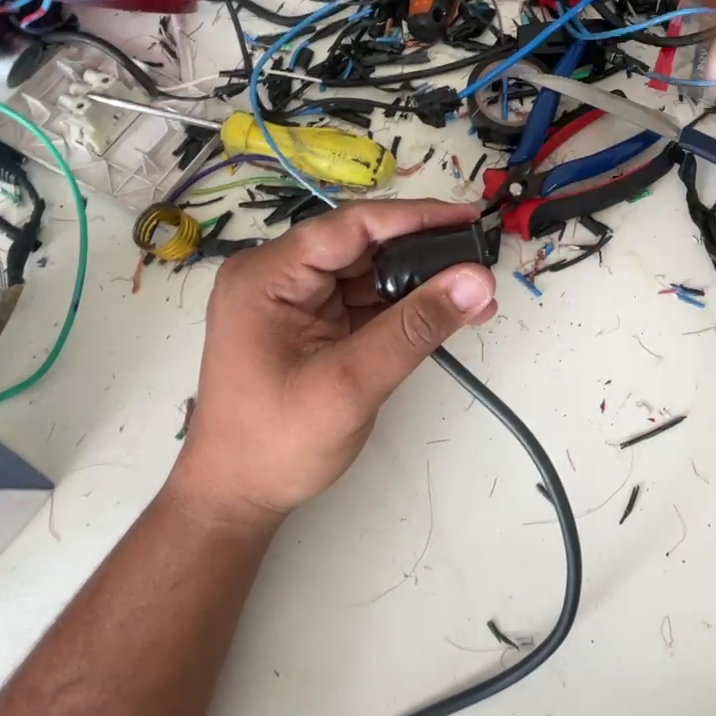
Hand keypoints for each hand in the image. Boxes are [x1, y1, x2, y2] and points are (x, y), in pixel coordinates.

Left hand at [169, 200, 496, 527]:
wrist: (236, 499)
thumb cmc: (277, 444)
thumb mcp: (352, 383)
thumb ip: (416, 327)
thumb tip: (478, 279)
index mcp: (266, 276)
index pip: (350, 226)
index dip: (413, 217)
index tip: (469, 217)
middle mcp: (276, 276)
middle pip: (361, 246)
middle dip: (422, 253)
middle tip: (479, 261)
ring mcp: (294, 300)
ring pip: (369, 272)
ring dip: (420, 282)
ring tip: (474, 292)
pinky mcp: (312, 323)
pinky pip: (365, 299)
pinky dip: (405, 307)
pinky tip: (446, 312)